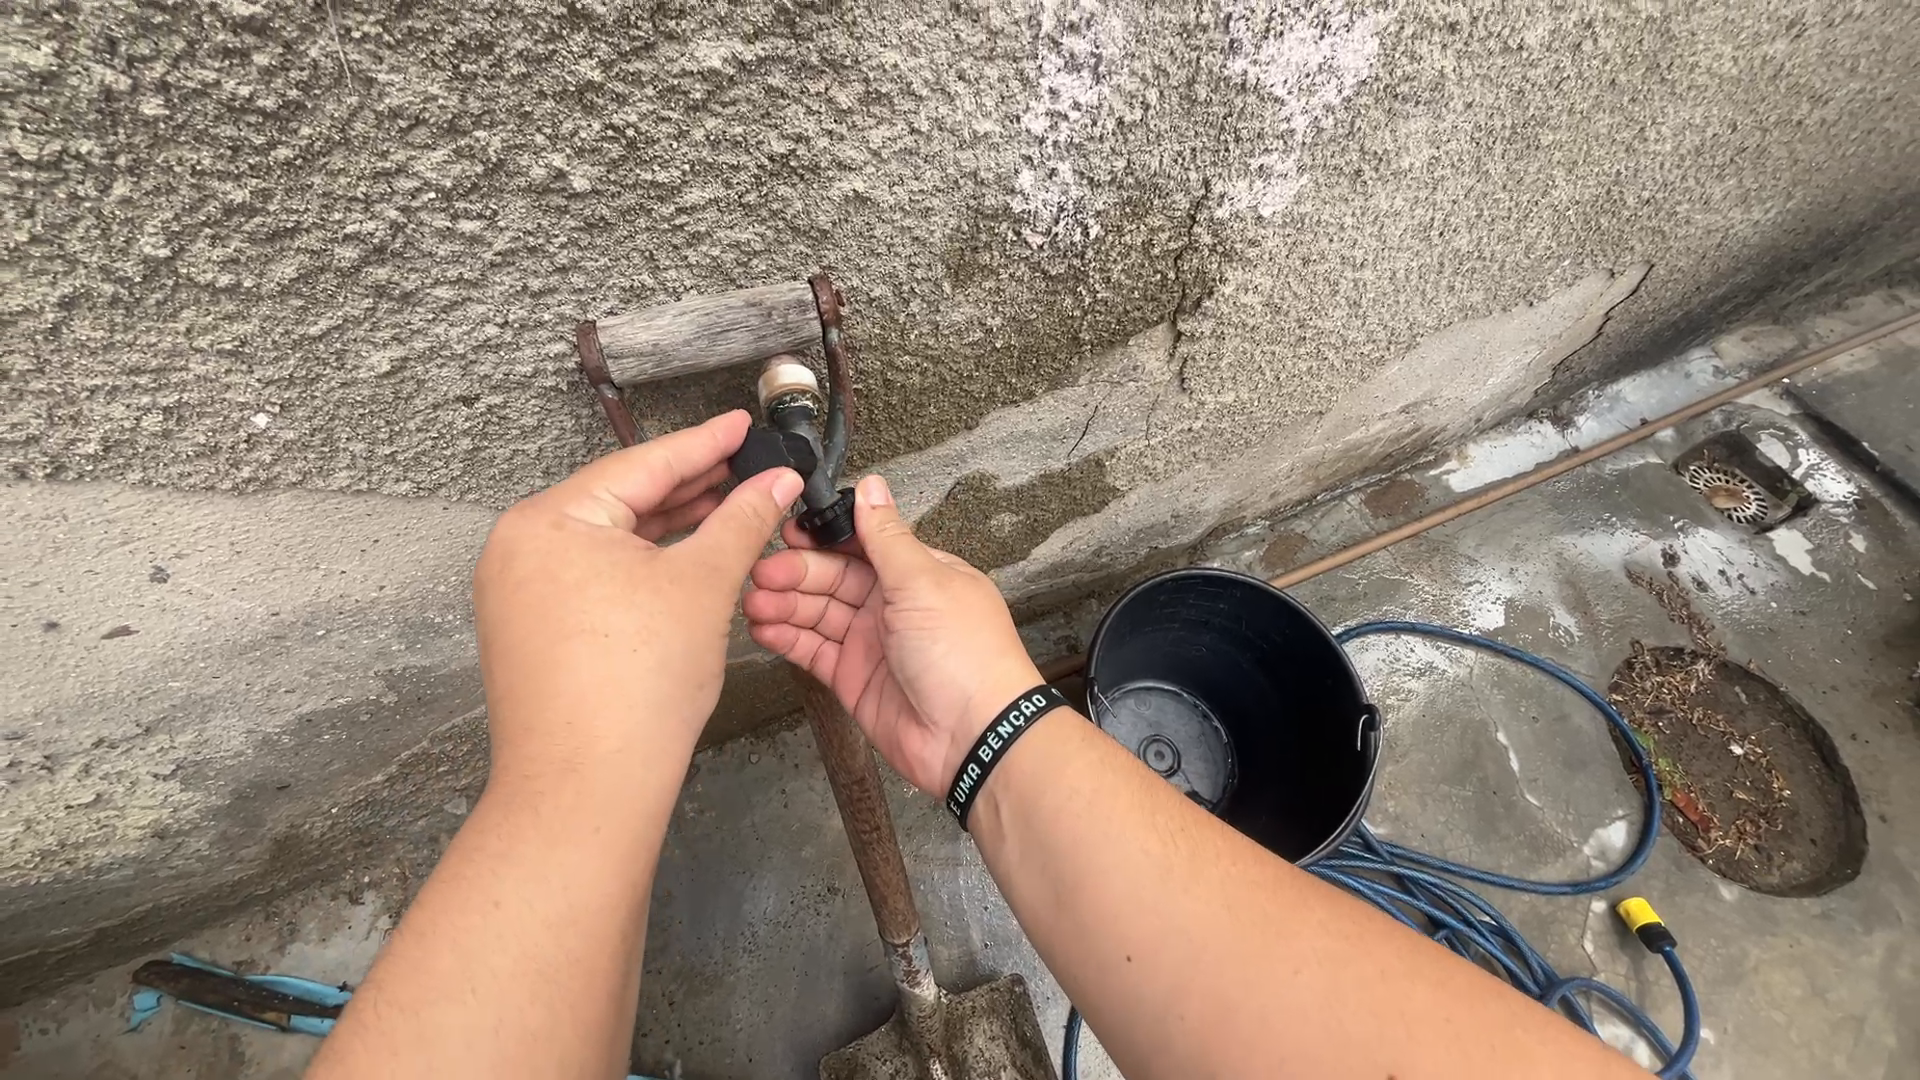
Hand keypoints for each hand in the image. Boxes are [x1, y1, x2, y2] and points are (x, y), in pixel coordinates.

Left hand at [473, 411, 801, 789]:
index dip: (706, 444)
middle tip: (747, 467)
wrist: (589, 786)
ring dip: (673, 527)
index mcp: (549, 521)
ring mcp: (522, 591)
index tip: (743, 425)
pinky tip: (689, 557)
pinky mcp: (536, 627)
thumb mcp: (704, 584)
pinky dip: (648, 563)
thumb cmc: (638, 681)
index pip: (643, 465)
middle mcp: (522, 548)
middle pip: (625, 500)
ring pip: (615, 540)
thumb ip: (743, 520)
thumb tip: (779, 481)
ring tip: (728, 507)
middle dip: (692, 487)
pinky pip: (600, 574)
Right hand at [743, 473, 1042, 792]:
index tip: (788, 531)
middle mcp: (893, 603)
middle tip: (762, 573)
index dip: (823, 538)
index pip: (860, 544)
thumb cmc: (965, 654)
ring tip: (753, 601)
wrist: (972, 736)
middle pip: (833, 577)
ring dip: (784, 604)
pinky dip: (787, 638)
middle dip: (795, 573)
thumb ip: (887, 536)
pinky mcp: (853, 677)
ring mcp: (872, 641)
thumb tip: (873, 486)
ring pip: (818, 613)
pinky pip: (813, 649)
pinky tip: (763, 628)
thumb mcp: (923, 581)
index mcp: (917, 572)